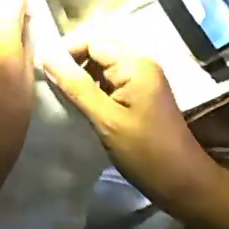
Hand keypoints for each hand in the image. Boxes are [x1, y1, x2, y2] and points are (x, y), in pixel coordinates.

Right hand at [43, 36, 221, 210]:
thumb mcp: (106, 120)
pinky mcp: (142, 96)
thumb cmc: (146, 153)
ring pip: (103, 68)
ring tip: (63, 98)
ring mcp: (143, 80)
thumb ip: (76, 87)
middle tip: (51, 87)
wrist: (184, 185)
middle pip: (98, 52)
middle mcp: (140, 65)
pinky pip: (111, 83)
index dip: (66, 53)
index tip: (44, 72)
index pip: (92, 43)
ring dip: (83, 79)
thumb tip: (47, 57)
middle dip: (74, 65)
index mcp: (135, 64)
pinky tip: (82, 107)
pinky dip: (95, 91)